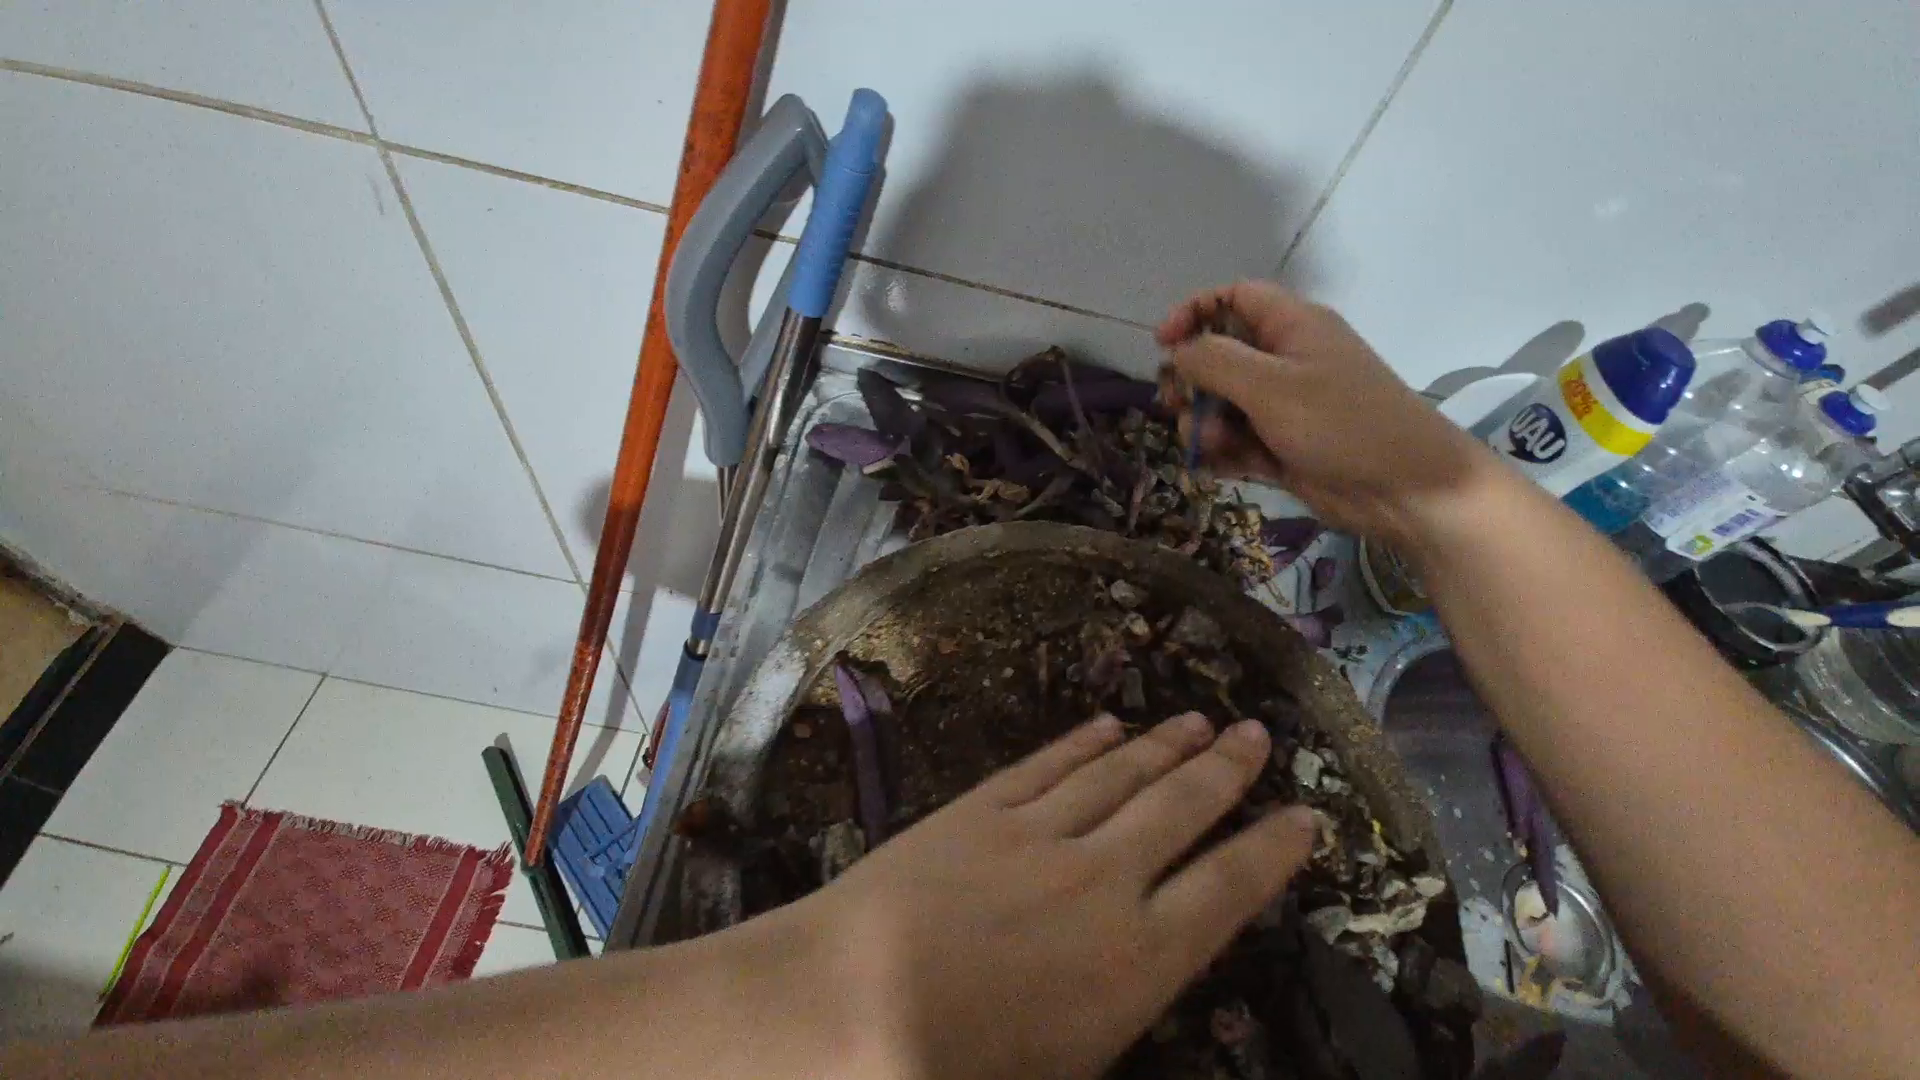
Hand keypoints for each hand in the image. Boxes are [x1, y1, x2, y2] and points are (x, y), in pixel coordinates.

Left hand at [789, 712, 1315, 1079]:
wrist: (855, 997)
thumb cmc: (962, 1064)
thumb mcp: (1072, 1061)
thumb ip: (1128, 999)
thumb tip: (1154, 954)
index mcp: (1137, 959)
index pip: (1227, 889)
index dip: (1272, 848)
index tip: (1305, 814)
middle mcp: (1103, 881)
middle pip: (1180, 809)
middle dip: (1226, 771)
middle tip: (1258, 734)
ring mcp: (1040, 833)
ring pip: (1119, 775)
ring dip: (1163, 745)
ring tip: (1199, 719)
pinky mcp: (984, 808)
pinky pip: (1048, 765)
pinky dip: (1082, 742)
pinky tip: (1109, 724)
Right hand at [1157, 281, 1495, 544]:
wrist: (1405, 489)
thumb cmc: (1341, 424)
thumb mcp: (1271, 386)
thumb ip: (1215, 362)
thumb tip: (1177, 350)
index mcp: (1292, 328)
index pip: (1235, 299)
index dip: (1195, 312)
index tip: (1162, 344)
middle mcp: (1286, 362)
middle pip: (1219, 357)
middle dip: (1192, 383)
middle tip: (1175, 406)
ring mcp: (1284, 408)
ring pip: (1222, 406)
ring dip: (1204, 425)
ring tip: (1210, 447)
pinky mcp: (1282, 448)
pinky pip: (1236, 442)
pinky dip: (1222, 454)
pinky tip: (1216, 469)